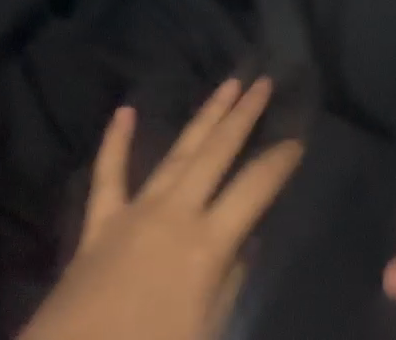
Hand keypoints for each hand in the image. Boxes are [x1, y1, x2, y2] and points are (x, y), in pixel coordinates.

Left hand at [19, 78, 303, 339]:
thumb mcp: (208, 329)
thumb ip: (230, 282)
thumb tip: (248, 242)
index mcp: (207, 243)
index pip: (256, 187)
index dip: (280, 160)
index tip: (298, 138)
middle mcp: (175, 214)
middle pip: (218, 152)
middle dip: (245, 115)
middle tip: (266, 81)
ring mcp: (134, 213)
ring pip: (178, 152)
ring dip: (206, 115)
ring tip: (229, 84)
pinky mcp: (98, 225)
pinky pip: (107, 176)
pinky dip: (114, 142)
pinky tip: (124, 111)